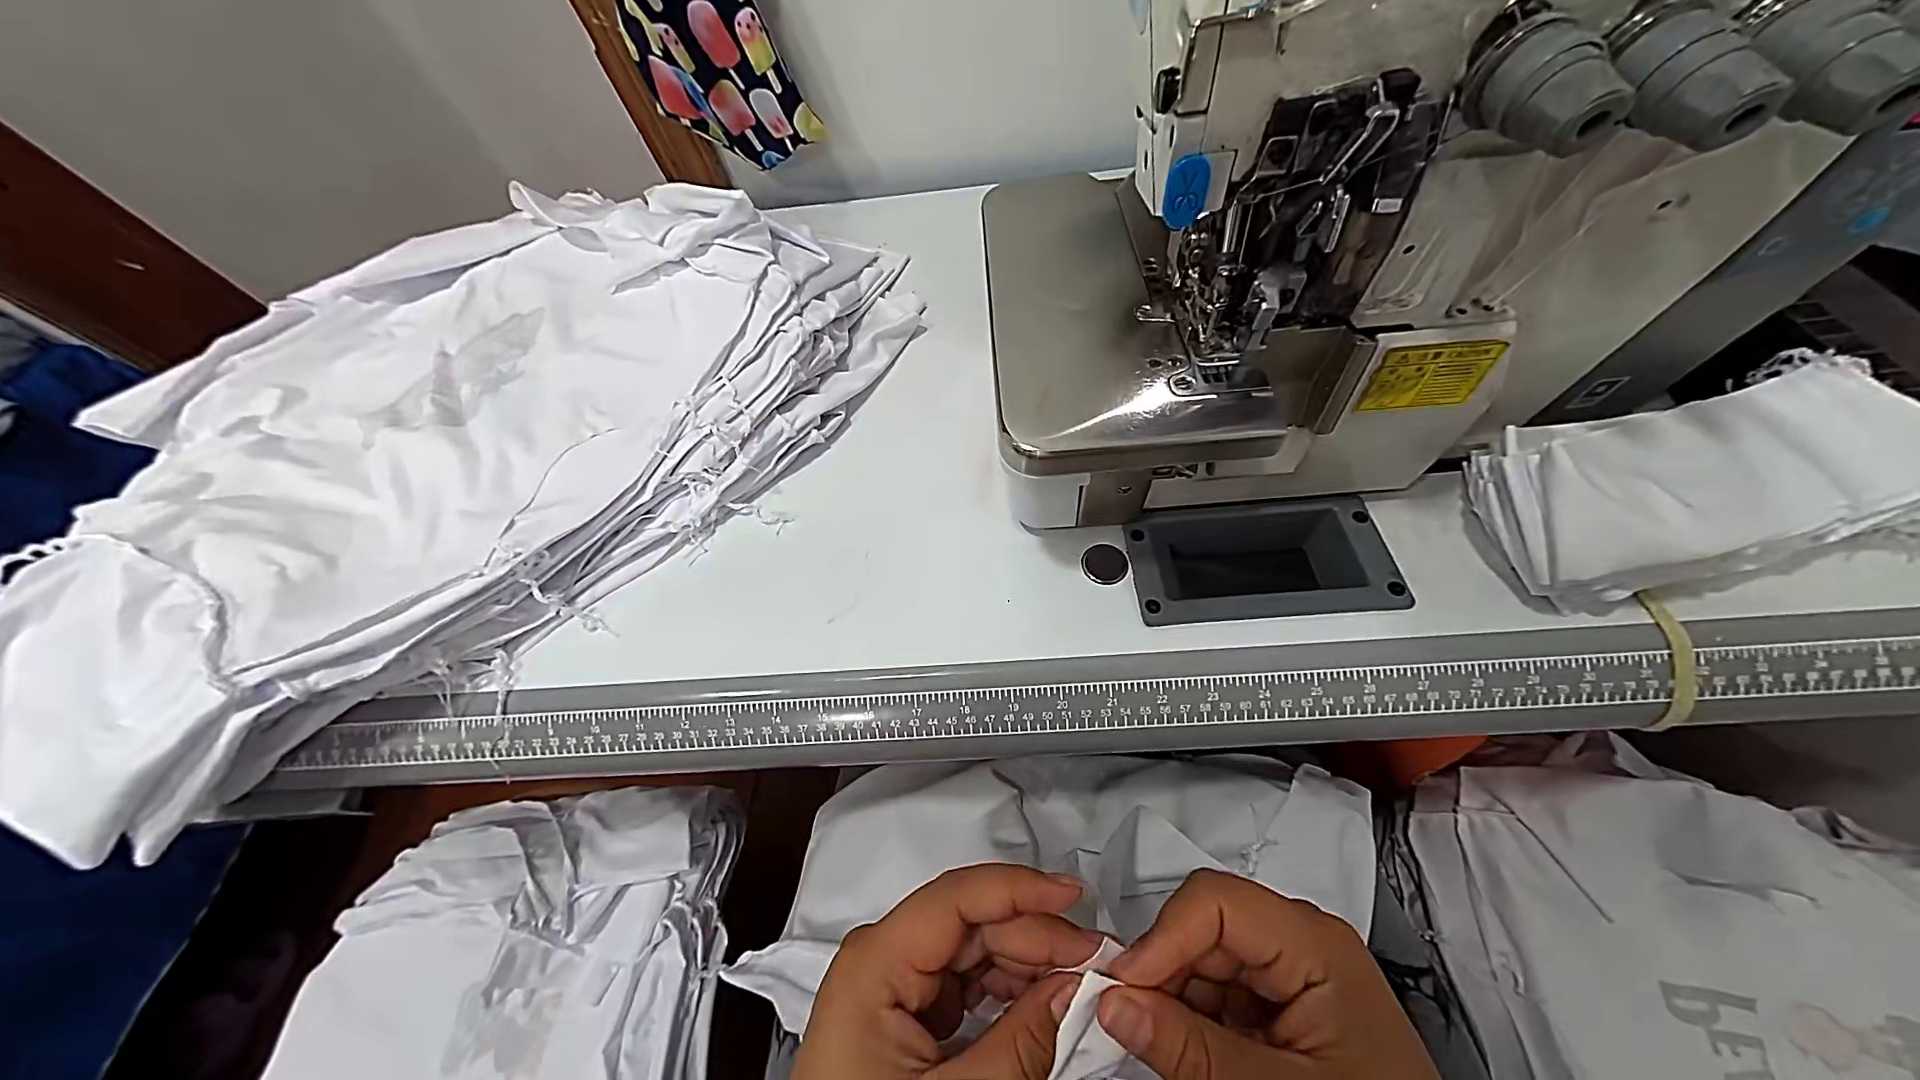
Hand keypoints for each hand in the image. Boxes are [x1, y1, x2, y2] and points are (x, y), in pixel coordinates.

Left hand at [794, 863, 1104, 1079]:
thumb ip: (1020, 1042)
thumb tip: (1071, 989)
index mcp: (875, 963)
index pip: (956, 898)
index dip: (1019, 888)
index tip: (1071, 893)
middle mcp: (881, 957)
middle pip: (972, 920)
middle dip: (1036, 932)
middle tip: (1091, 958)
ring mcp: (894, 981)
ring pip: (975, 945)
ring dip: (1029, 960)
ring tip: (1074, 982)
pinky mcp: (908, 1007)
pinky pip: (967, 978)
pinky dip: (1009, 986)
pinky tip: (1040, 1000)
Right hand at [1096, 869, 1439, 1079]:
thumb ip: (1192, 1049)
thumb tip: (1116, 1003)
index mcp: (1315, 945)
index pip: (1216, 901)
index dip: (1162, 937)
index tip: (1123, 984)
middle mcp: (1300, 942)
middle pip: (1203, 924)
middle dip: (1161, 969)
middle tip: (1128, 1017)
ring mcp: (1289, 970)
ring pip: (1201, 956)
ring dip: (1171, 996)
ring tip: (1161, 1044)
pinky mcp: (1278, 1001)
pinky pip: (1214, 987)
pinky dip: (1188, 1015)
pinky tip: (1185, 1049)